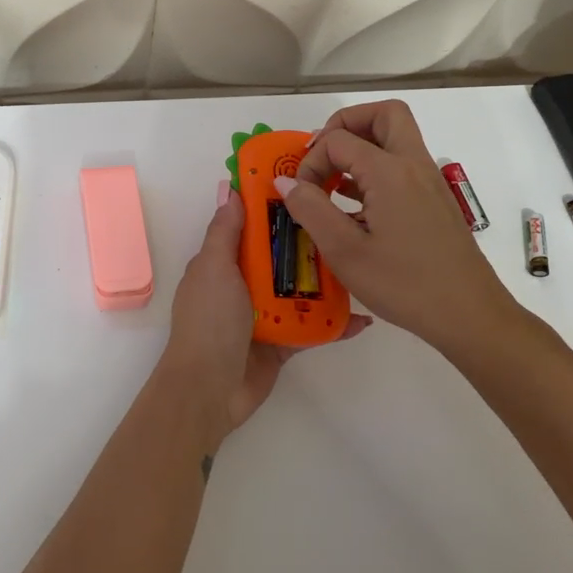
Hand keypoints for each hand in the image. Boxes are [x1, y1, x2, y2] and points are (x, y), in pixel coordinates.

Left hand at [156, 182, 366, 445]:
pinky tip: (363, 318)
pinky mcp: (282, 343)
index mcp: (221, 262)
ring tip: (361, 265)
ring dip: (327, 282)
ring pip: (300, 289)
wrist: (209, 388)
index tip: (305, 184)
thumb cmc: (209, 321)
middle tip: (346, 224)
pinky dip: (335, 324)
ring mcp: (263, 314)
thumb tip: (228, 188)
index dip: (271, 206)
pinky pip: (312, 327)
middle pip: (280, 256)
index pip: (248, 226)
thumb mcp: (214, 268)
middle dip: (308, 243)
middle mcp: (242, 284)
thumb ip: (225, 232)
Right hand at [274, 100, 518, 348]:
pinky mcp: (435, 202)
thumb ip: (310, 209)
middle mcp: (413, 166)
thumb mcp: (344, 251)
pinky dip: (375, 169)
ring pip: (396, 138)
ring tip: (332, 181)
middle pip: (384, 114)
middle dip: (346, 124)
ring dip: (361, 146)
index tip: (302, 196)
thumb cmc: (404, 284)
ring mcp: (429, 182)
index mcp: (390, 172)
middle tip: (322, 154)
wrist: (470, 315)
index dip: (311, 162)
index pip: (338, 140)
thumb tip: (285, 182)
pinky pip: (402, 165)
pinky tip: (353, 206)